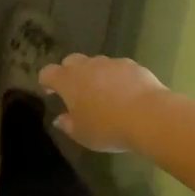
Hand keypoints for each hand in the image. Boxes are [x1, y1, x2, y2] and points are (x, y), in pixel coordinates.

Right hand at [39, 54, 167, 153]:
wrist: (148, 115)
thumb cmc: (108, 128)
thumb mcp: (83, 135)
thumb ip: (68, 125)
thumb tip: (59, 119)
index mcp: (68, 81)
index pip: (48, 73)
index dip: (46, 81)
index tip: (49, 92)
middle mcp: (86, 66)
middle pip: (70, 61)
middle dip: (69, 72)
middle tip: (76, 91)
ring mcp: (109, 63)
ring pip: (95, 63)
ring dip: (94, 74)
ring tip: (104, 93)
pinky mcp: (131, 64)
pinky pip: (118, 68)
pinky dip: (116, 77)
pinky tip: (126, 92)